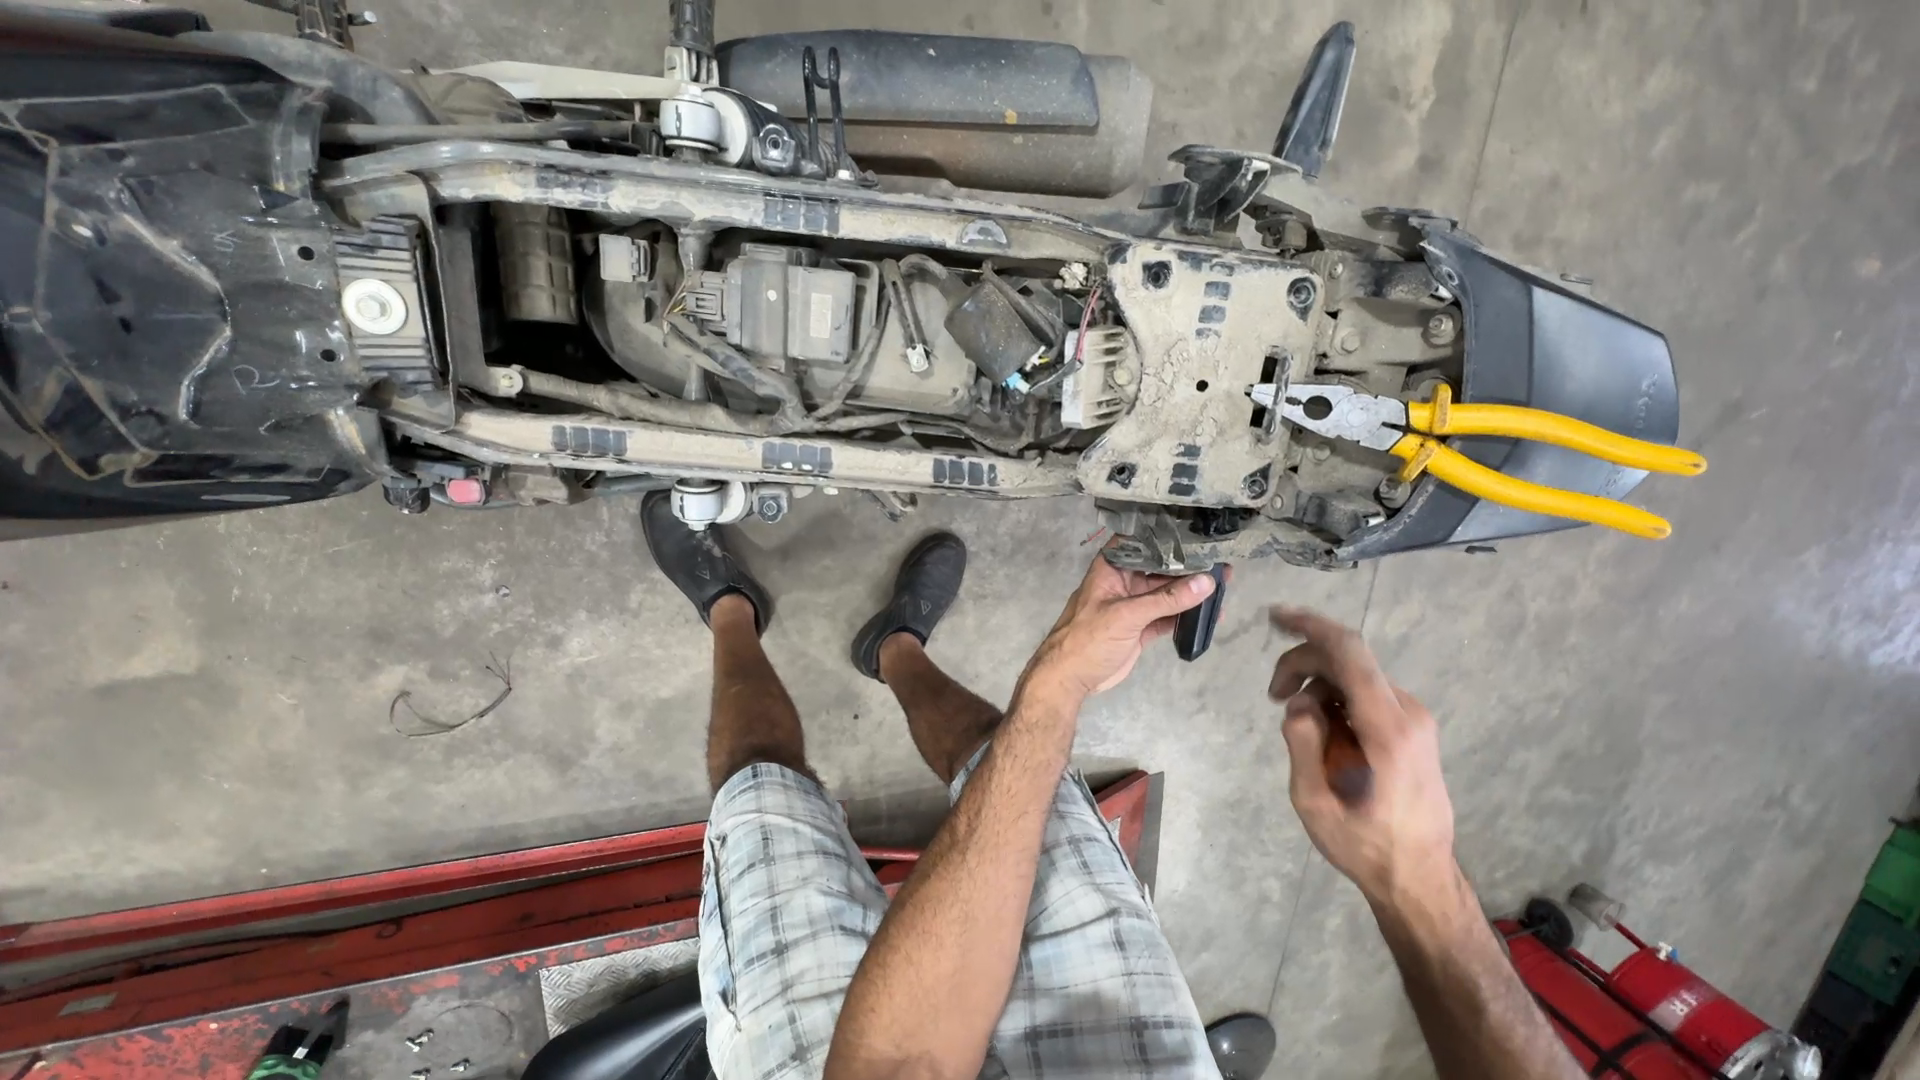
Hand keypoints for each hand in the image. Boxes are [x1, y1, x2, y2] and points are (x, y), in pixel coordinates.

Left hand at [1019, 551, 1217, 700]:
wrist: (1070, 678)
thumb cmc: (1088, 638)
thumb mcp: (1126, 615)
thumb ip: (1167, 599)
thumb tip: (1206, 582)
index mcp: (1111, 568)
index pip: (1141, 542)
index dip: (1166, 536)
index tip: (1198, 531)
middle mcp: (1123, 582)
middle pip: (1159, 568)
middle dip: (1188, 567)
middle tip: (1222, 561)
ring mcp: (1133, 606)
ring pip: (1167, 594)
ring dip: (1191, 592)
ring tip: (1225, 584)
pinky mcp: (1141, 628)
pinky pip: (1167, 617)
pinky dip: (1186, 616)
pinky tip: (1211, 613)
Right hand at [1269, 607, 1455, 908]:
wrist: (1421, 879)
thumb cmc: (1366, 847)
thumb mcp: (1314, 802)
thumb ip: (1302, 742)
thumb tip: (1299, 702)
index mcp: (1386, 728)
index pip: (1349, 653)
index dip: (1310, 626)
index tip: (1275, 616)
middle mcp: (1407, 712)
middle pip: (1347, 660)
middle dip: (1301, 665)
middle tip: (1273, 697)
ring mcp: (1415, 719)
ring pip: (1354, 678)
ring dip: (1318, 688)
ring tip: (1300, 729)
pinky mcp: (1413, 729)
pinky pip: (1365, 695)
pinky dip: (1336, 702)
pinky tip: (1324, 736)